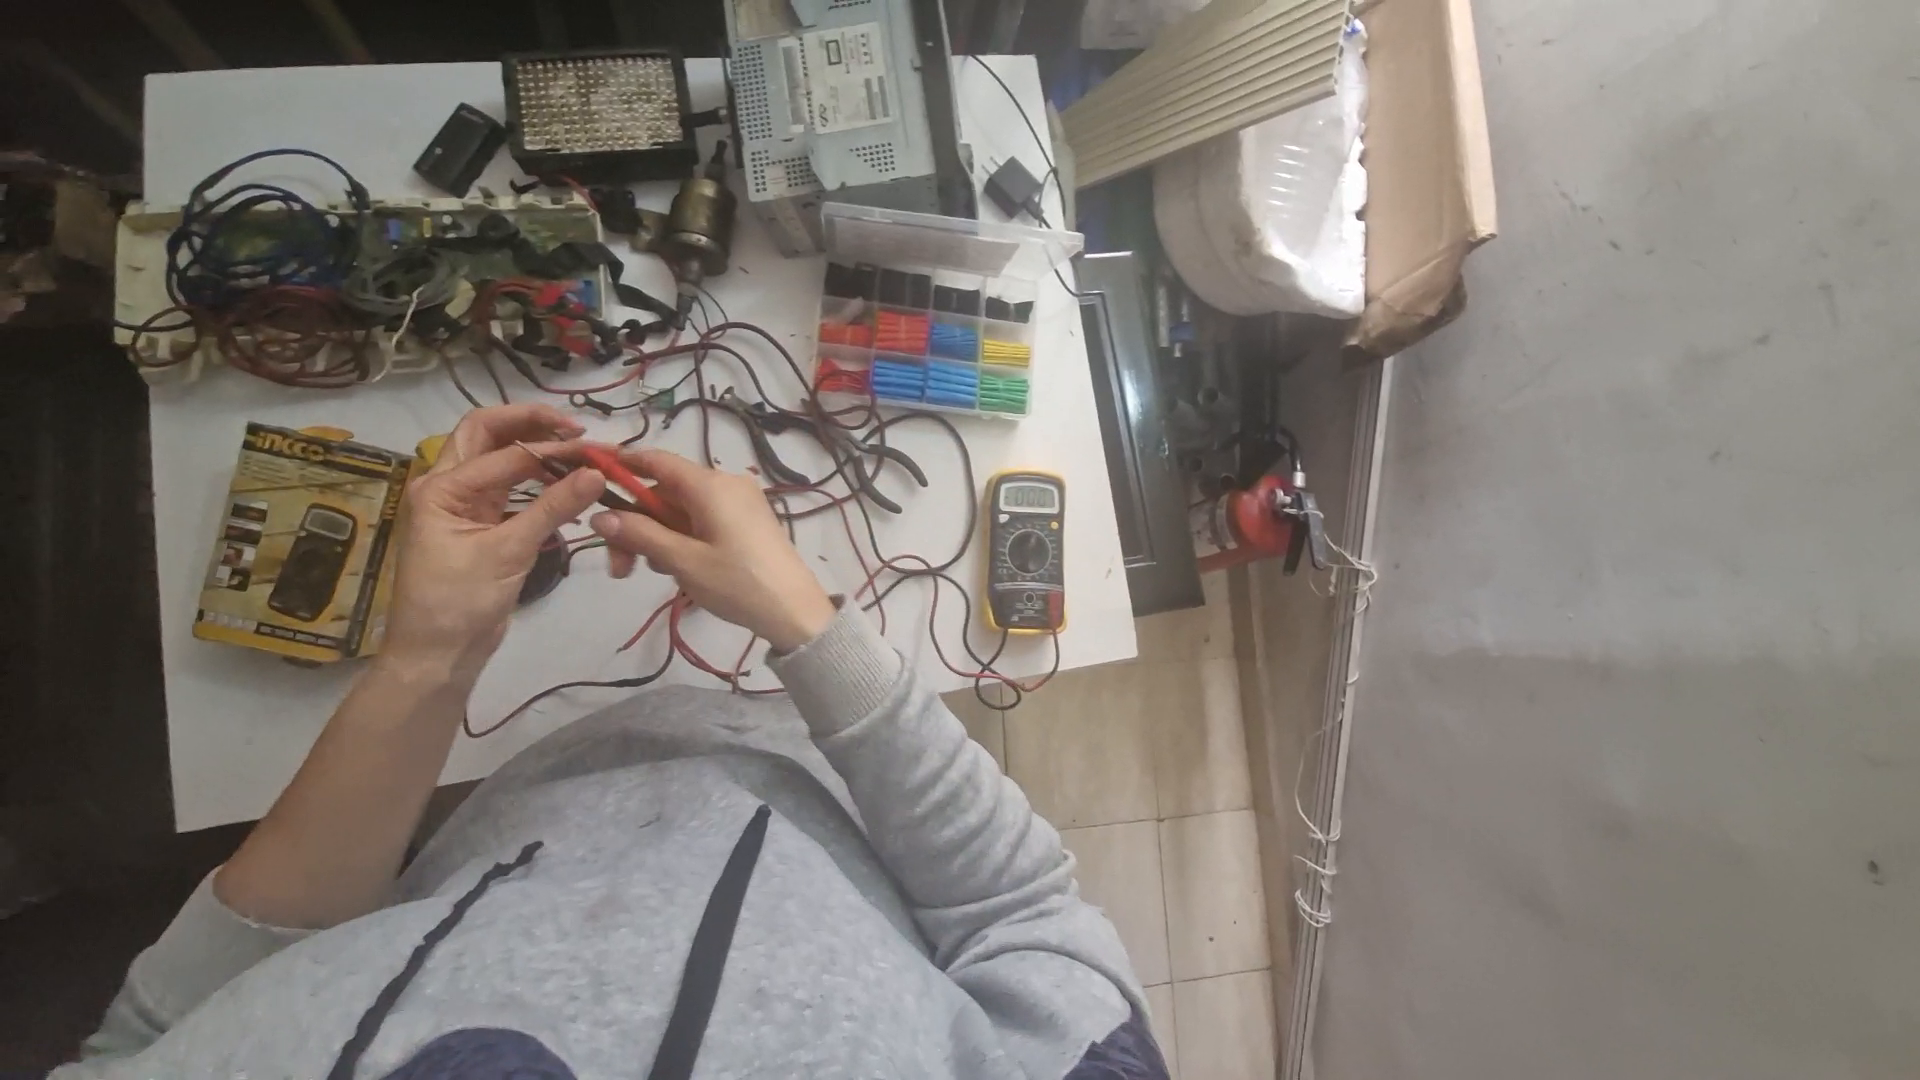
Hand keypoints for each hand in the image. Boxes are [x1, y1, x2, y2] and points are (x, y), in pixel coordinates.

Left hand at [382, 405, 605, 677]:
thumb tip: (596, 473)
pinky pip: (510, 488)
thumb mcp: (508, 552)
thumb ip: (553, 508)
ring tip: (576, 450)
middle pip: (486, 434)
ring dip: (534, 448)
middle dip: (529, 422)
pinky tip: (566, 484)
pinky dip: (537, 479)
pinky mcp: (482, 524)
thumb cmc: (459, 602)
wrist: (438, 652)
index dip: (553, 447)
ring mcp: (464, 504)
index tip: (595, 449)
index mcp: (441, 488)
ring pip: (498, 458)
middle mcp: (447, 486)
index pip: (506, 453)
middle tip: (575, 426)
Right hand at [587, 448, 835, 651]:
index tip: (589, 475)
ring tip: (654, 573)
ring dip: (658, 536)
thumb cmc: (738, 582)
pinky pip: (703, 520)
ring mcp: (739, 503)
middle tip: (620, 567)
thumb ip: (640, 535)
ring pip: (682, 510)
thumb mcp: (683, 561)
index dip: (621, 465)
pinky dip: (683, 538)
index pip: (656, 461)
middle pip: (665, 492)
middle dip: (637, 524)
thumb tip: (600, 517)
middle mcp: (726, 484)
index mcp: (710, 485)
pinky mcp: (747, 522)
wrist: (794, 610)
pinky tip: (678, 568)